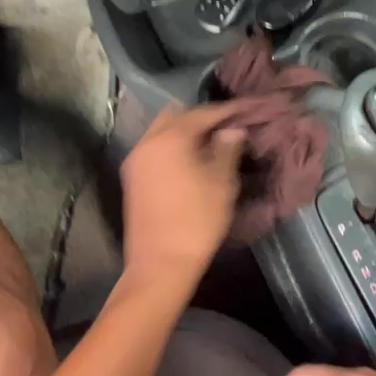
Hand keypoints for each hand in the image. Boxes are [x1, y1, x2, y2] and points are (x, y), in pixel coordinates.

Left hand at [119, 104, 245, 286]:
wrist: (159, 264)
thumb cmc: (196, 221)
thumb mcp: (221, 184)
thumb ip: (227, 150)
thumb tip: (232, 130)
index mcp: (170, 138)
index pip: (201, 113)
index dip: (225, 111)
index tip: (244, 111)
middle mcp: (148, 141)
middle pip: (175, 115)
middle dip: (199, 118)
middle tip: (223, 127)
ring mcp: (135, 159)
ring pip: (161, 131)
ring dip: (183, 131)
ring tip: (208, 144)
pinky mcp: (131, 177)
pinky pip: (153, 148)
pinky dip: (170, 146)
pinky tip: (188, 160)